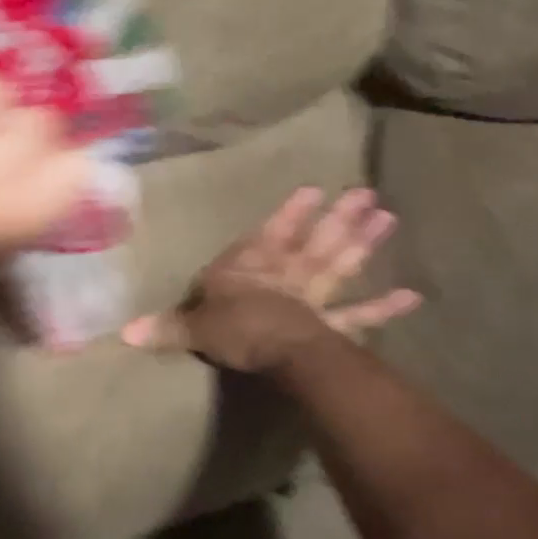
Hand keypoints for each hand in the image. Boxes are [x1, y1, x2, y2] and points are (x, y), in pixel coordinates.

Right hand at [120, 188, 421, 371]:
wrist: (276, 348)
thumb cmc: (230, 327)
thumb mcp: (190, 326)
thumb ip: (165, 327)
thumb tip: (123, 332)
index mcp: (248, 266)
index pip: (269, 233)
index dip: (291, 213)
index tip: (315, 189)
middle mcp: (284, 275)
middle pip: (315, 242)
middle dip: (339, 219)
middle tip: (367, 194)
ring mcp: (313, 298)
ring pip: (340, 266)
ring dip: (364, 244)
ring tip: (388, 218)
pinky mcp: (332, 325)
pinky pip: (360, 316)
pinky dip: (385, 307)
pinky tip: (414, 296)